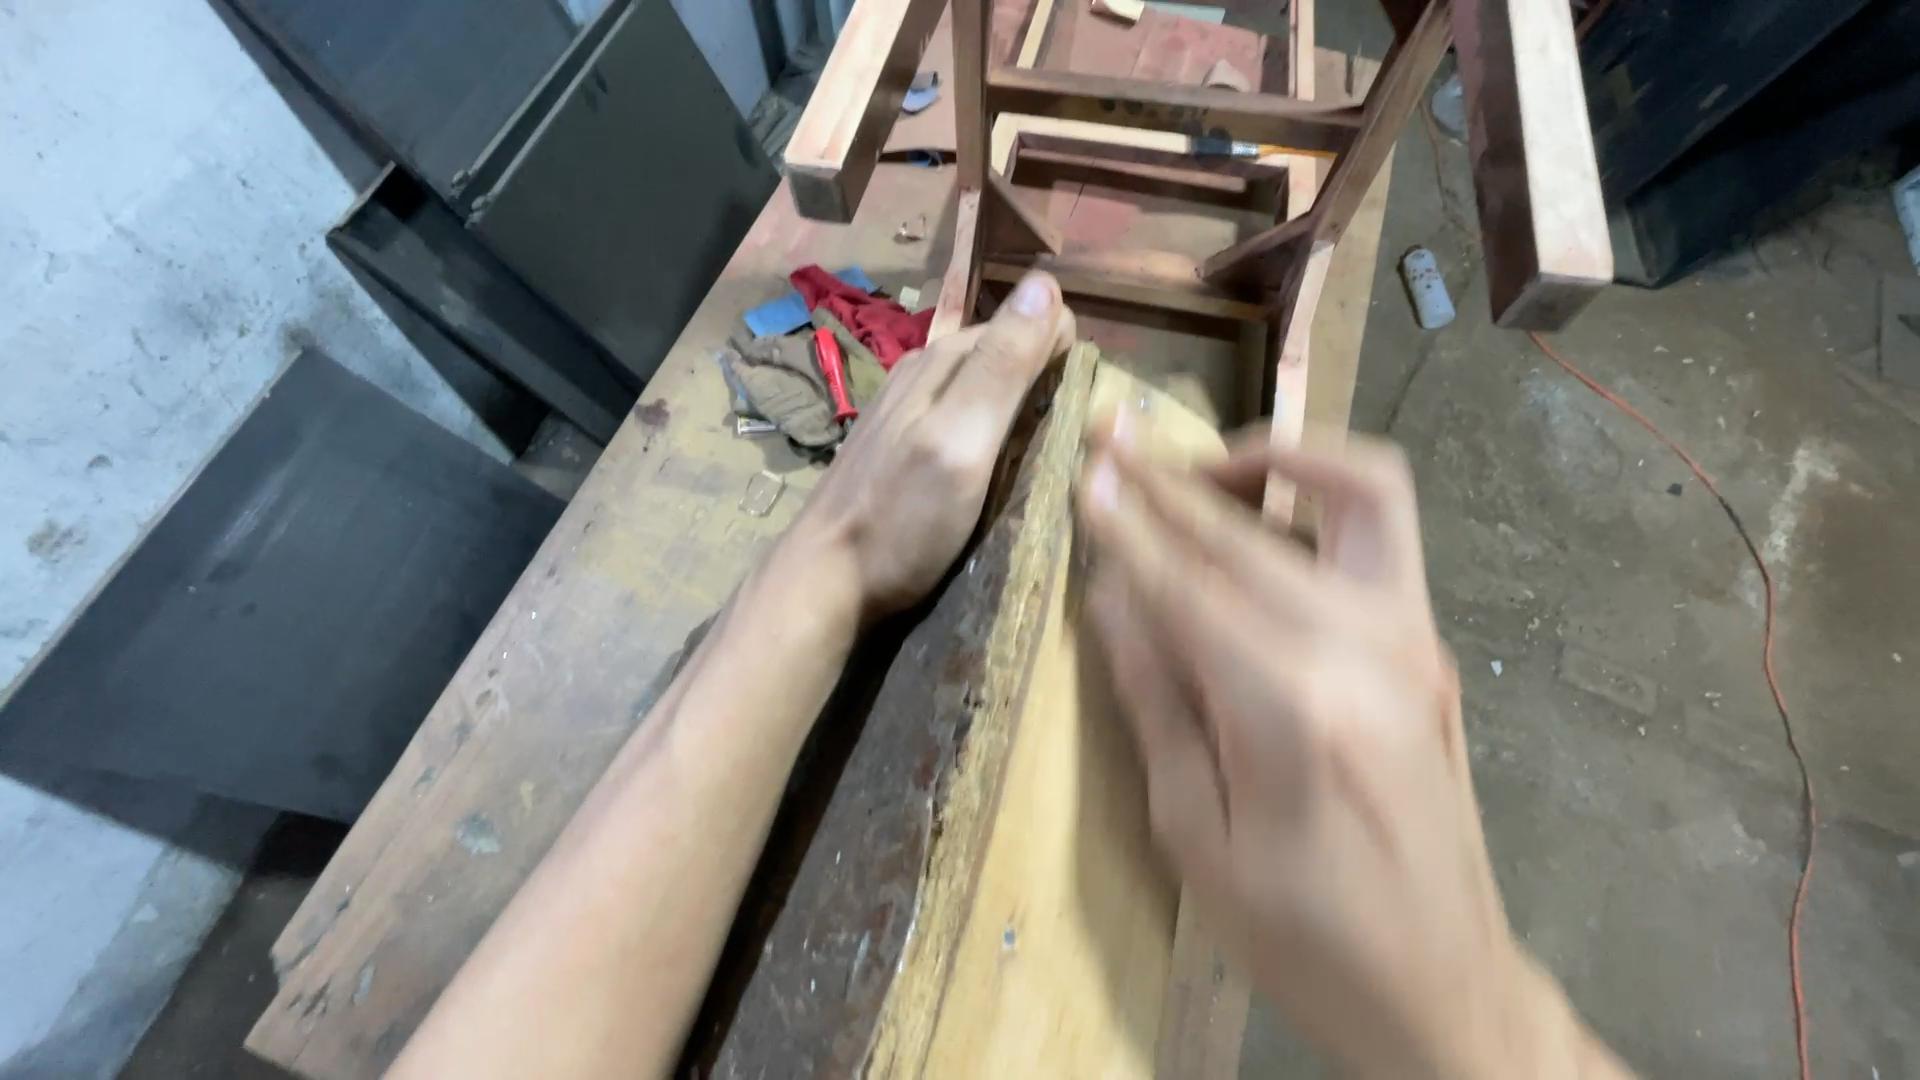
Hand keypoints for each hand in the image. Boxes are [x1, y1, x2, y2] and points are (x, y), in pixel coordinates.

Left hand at [785, 272, 1075, 622]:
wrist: (827, 576)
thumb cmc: (902, 519)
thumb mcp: (961, 442)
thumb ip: (1001, 368)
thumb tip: (1046, 284)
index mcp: (943, 359)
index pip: (1029, 321)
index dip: (1063, 357)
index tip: (1077, 413)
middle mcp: (924, 370)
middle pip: (1006, 352)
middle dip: (1044, 381)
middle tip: (1063, 444)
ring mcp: (907, 406)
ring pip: (984, 385)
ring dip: (1018, 408)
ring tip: (1036, 459)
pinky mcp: (899, 440)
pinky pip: (961, 415)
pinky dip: (988, 432)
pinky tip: (991, 467)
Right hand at [1075, 426, 1579, 1077]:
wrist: (1444, 988)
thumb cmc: (1296, 934)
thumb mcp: (1193, 833)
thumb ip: (1155, 699)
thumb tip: (1112, 596)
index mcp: (1288, 710)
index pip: (1185, 584)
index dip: (1127, 525)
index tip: (1085, 470)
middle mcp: (1362, 650)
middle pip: (1245, 532)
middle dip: (1167, 479)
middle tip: (1111, 436)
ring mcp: (1412, 639)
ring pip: (1348, 496)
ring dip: (1269, 459)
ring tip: (1197, 467)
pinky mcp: (1428, 645)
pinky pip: (1384, 530)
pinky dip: (1325, 489)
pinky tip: (1266, 509)